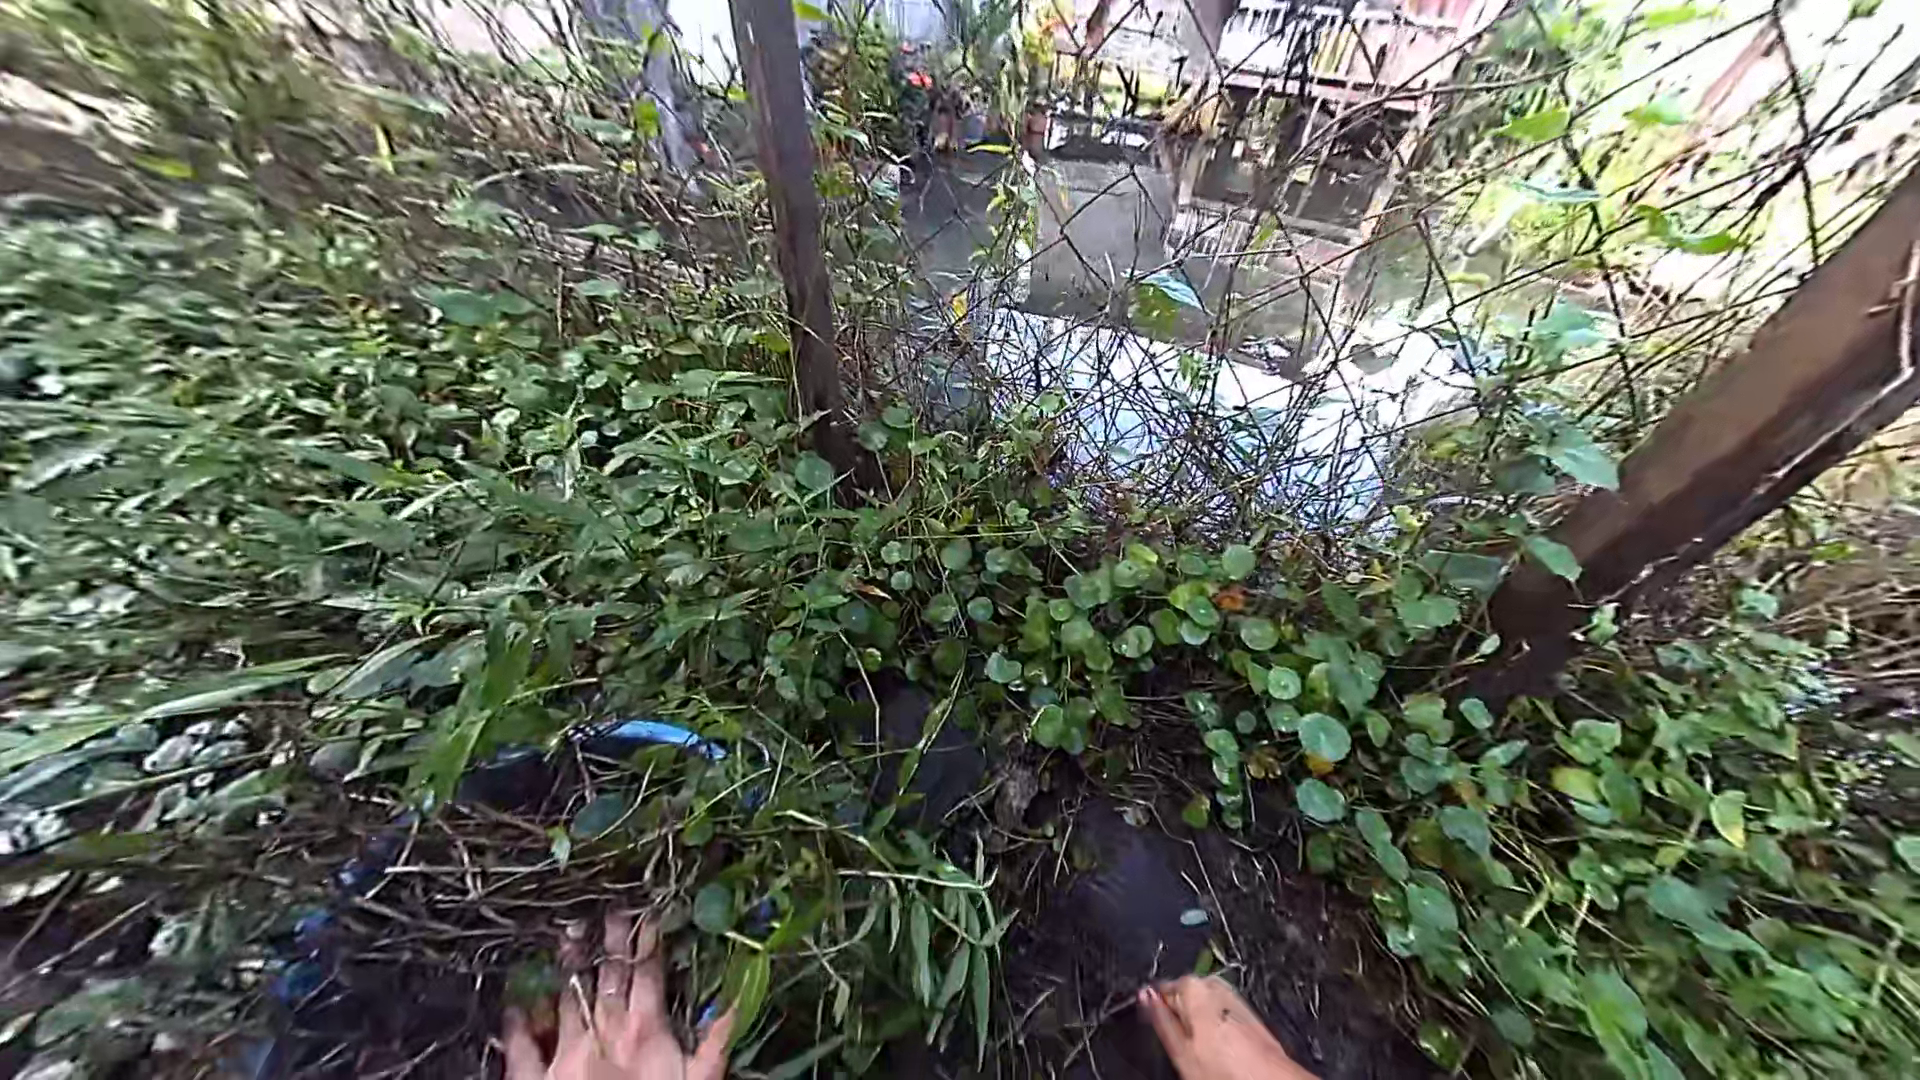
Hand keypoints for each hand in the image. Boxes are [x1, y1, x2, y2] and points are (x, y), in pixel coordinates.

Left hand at [501, 912, 735, 1079]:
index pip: (647, 970)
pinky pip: (521, 1047)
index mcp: (644, 1029)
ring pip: (568, 996)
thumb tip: (738, 1000)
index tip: (647, 909)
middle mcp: (605, 1033)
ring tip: (567, 934)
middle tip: (609, 908)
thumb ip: (715, 1043)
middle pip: (609, 973)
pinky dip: (518, 1021)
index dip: (648, 938)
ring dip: (569, 964)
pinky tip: (515, 999)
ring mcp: (565, 1056)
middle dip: (611, 938)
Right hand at [1137, 976, 1315, 1079]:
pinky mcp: (1247, 1013)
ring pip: (1203, 1010)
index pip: (1160, 991)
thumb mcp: (1182, 1053)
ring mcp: (1232, 996)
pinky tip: (1226, 1058)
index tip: (1167, 1038)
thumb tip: (1143, 994)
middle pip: (1183, 999)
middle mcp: (1212, 983)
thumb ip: (1159, 1019)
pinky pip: (1222, 1018)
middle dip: (1183, 1022)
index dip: (1159, 1015)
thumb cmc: (1226, 1073)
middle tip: (1189, 1054)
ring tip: (1210, 1060)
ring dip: (1202, 1029)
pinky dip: (1220, 1033)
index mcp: (1191, 984)